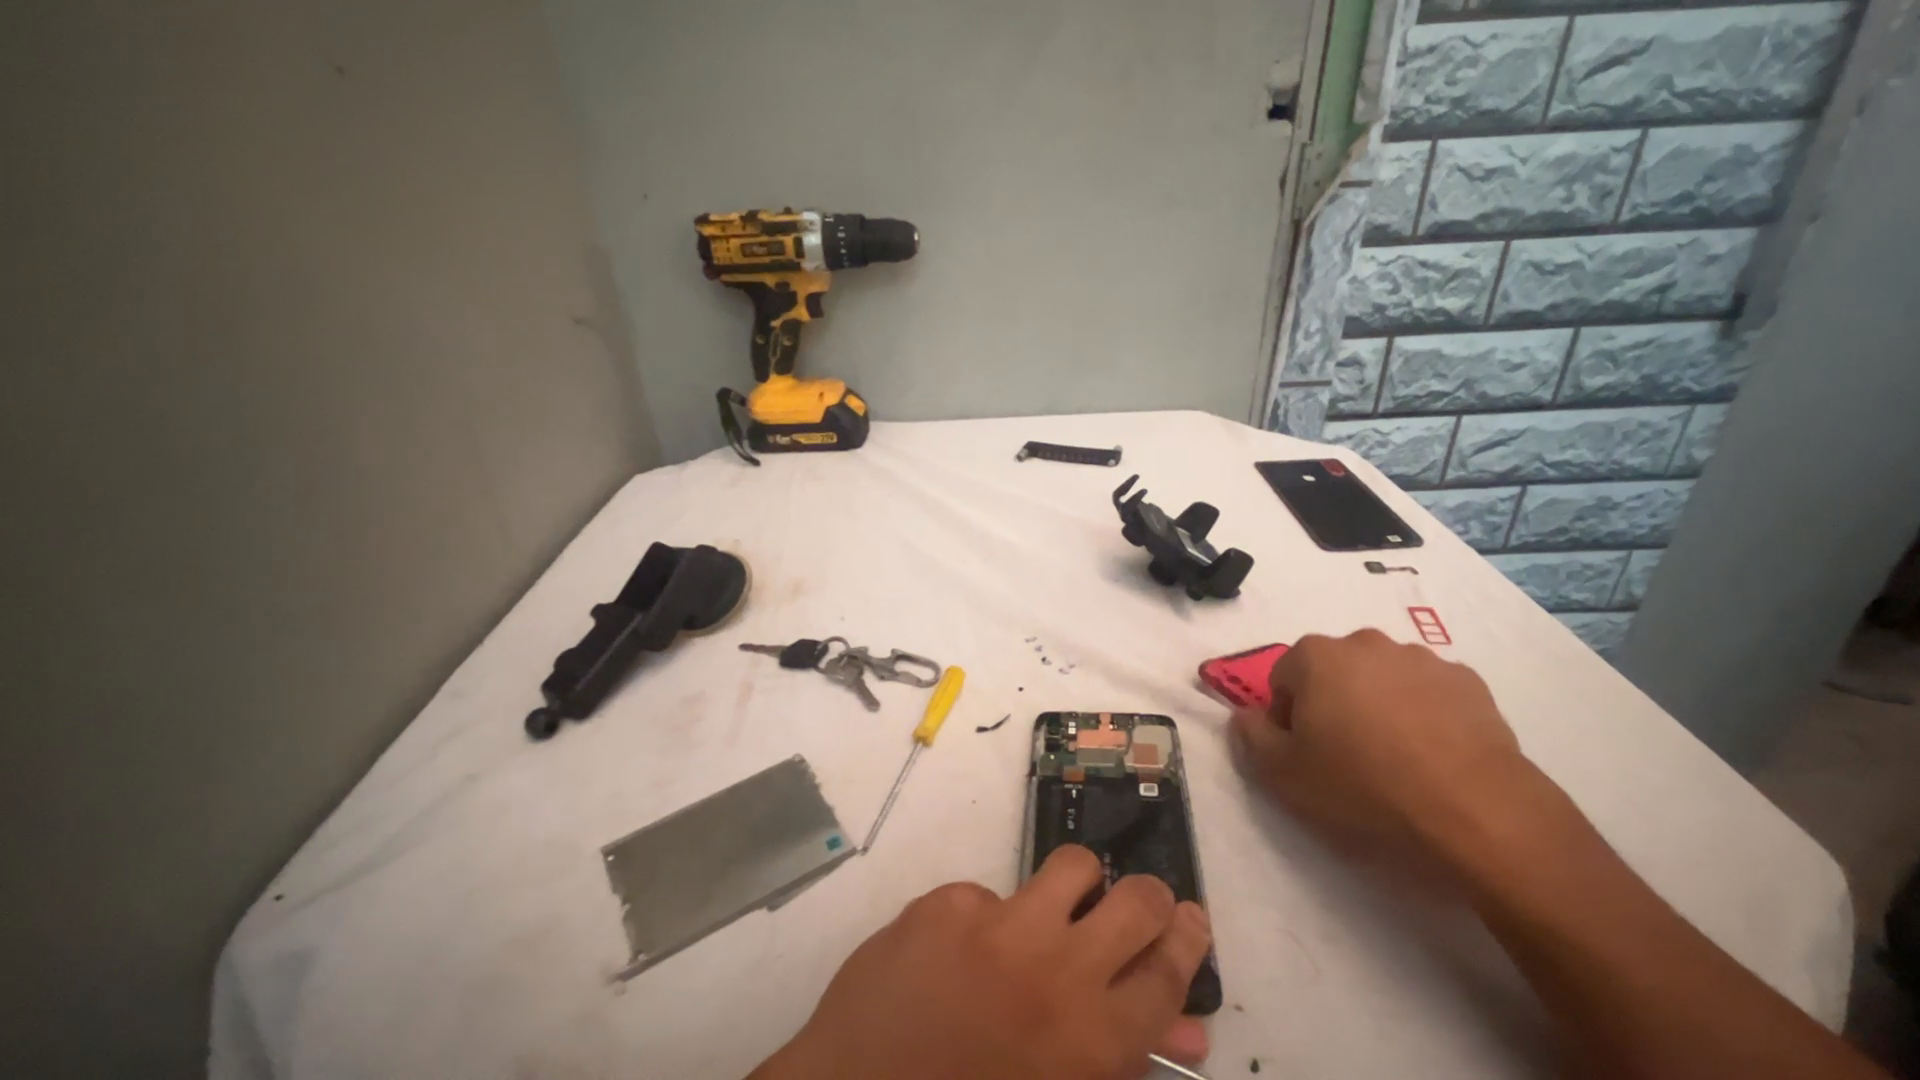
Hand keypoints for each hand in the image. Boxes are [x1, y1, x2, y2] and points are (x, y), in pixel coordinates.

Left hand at [753, 845, 1211, 1079]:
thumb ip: (1124, 1060)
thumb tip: (1187, 1029)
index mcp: (1092, 1039)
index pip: (1170, 972)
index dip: (1189, 941)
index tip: (1190, 919)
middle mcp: (1058, 972)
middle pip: (1138, 903)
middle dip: (1149, 899)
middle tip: (1137, 906)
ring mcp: (1000, 929)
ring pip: (1072, 865)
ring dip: (1076, 886)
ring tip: (1056, 909)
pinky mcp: (946, 905)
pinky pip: (987, 893)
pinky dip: (984, 918)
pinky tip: (956, 954)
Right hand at [1230, 629, 1536, 855]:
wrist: (1472, 810)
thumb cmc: (1362, 787)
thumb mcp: (1282, 774)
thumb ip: (1252, 736)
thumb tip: (1246, 715)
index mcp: (1317, 657)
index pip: (1283, 679)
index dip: (1287, 718)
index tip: (1304, 754)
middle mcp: (1368, 643)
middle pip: (1334, 672)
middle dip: (1333, 703)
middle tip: (1345, 755)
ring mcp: (1424, 659)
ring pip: (1384, 679)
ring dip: (1379, 706)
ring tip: (1394, 759)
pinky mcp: (1470, 683)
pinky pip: (1430, 694)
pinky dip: (1424, 714)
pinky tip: (1432, 756)